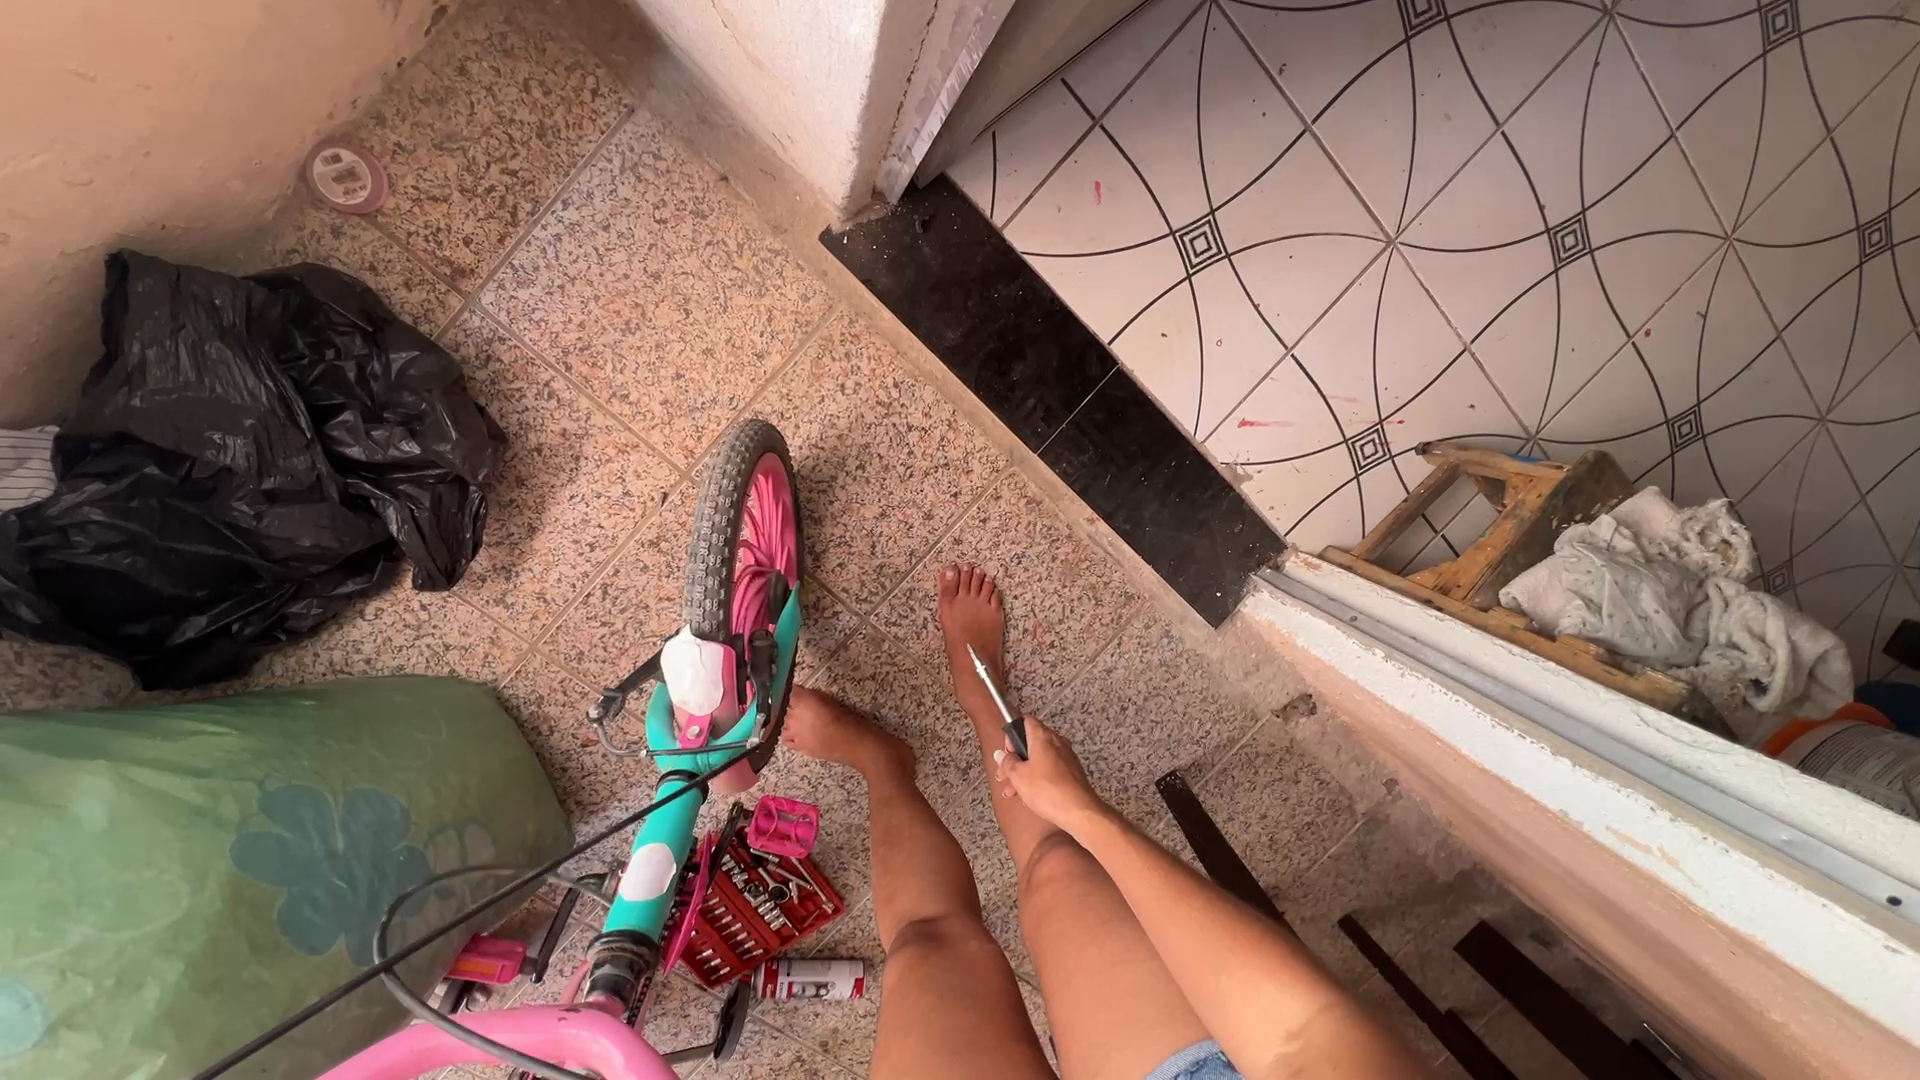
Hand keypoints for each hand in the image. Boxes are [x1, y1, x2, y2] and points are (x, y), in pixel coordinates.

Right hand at [995, 716, 1106, 832]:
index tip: (1007, 751)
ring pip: (1040, 758)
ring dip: (1025, 772)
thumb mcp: (1018, 776)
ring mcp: (1066, 757)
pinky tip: (1032, 795)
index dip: (1012, 734)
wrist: (1078, 811)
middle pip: (1031, 742)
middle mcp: (1056, 742)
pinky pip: (1051, 770)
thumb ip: (1007, 763)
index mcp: (1042, 736)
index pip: (1025, 721)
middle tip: (1005, 774)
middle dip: (1015, 759)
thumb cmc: (1049, 790)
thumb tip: (1002, 756)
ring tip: (1014, 791)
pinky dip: (1039, 778)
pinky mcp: (1072, 772)